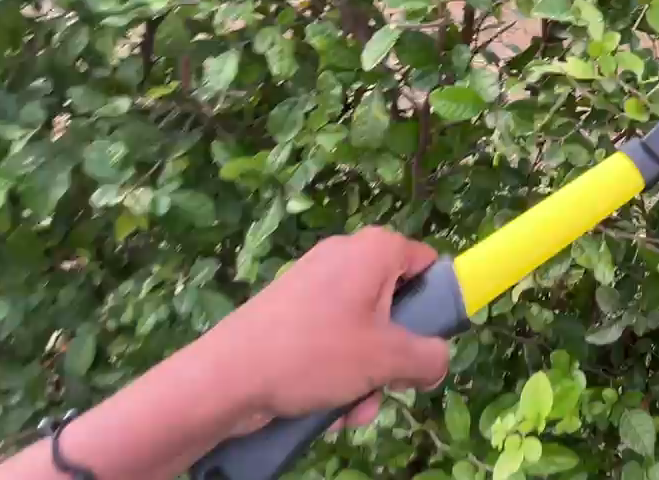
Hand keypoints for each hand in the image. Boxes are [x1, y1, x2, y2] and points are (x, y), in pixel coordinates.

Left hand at [194, 226, 451, 431]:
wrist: (219, 381)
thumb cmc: (315, 354)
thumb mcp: (386, 360)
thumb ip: (428, 358)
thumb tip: (439, 363)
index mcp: (378, 248)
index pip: (427, 266)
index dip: (433, 306)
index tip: (424, 344)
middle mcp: (347, 252)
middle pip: (393, 302)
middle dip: (392, 352)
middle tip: (384, 385)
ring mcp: (313, 277)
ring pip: (360, 326)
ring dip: (363, 371)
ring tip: (348, 409)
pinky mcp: (286, 306)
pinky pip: (328, 332)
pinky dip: (332, 366)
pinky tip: (322, 406)